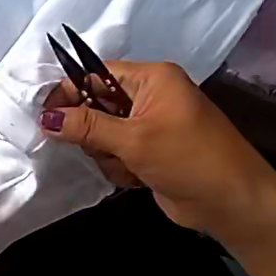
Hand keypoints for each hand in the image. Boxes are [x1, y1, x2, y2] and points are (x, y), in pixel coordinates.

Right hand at [41, 61, 275, 242]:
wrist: (228, 201)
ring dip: (108, 156)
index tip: (47, 116)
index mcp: (152, 79)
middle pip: (95, 108)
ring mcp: (149, 127)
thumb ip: (87, 127)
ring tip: (131, 166)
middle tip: (106, 148)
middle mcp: (149, 98)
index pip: (97, 75)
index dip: (70, 93)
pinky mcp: (148, 153)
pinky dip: (120, 168)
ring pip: (101, 137)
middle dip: (94, 133)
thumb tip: (46, 117)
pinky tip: (138, 178)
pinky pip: (115, 155)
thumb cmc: (187, 158)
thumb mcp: (133, 139)